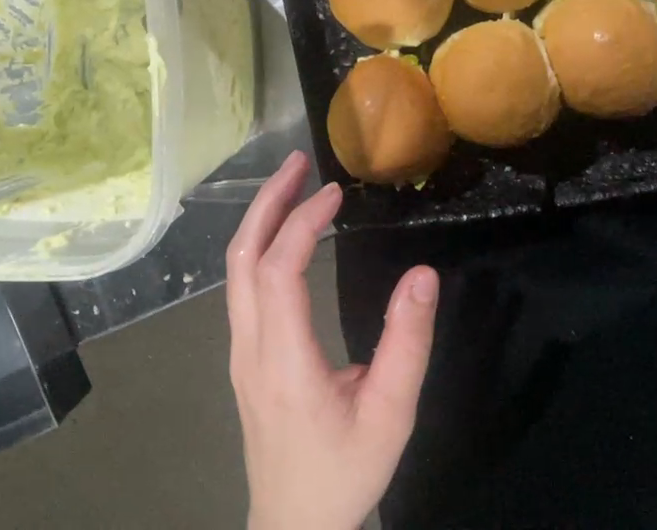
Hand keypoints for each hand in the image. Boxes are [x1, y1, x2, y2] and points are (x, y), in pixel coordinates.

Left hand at [227, 153, 438, 529]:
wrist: (294, 526)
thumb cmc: (344, 472)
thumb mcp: (391, 415)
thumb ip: (407, 345)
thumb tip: (422, 274)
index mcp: (282, 361)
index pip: (278, 270)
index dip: (302, 223)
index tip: (335, 193)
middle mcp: (248, 348)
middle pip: (241, 258)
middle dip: (266, 202)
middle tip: (297, 164)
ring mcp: (237, 352)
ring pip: (235, 271)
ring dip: (259, 220)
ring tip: (292, 186)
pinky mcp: (242, 357)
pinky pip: (241, 287)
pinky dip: (259, 246)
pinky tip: (283, 235)